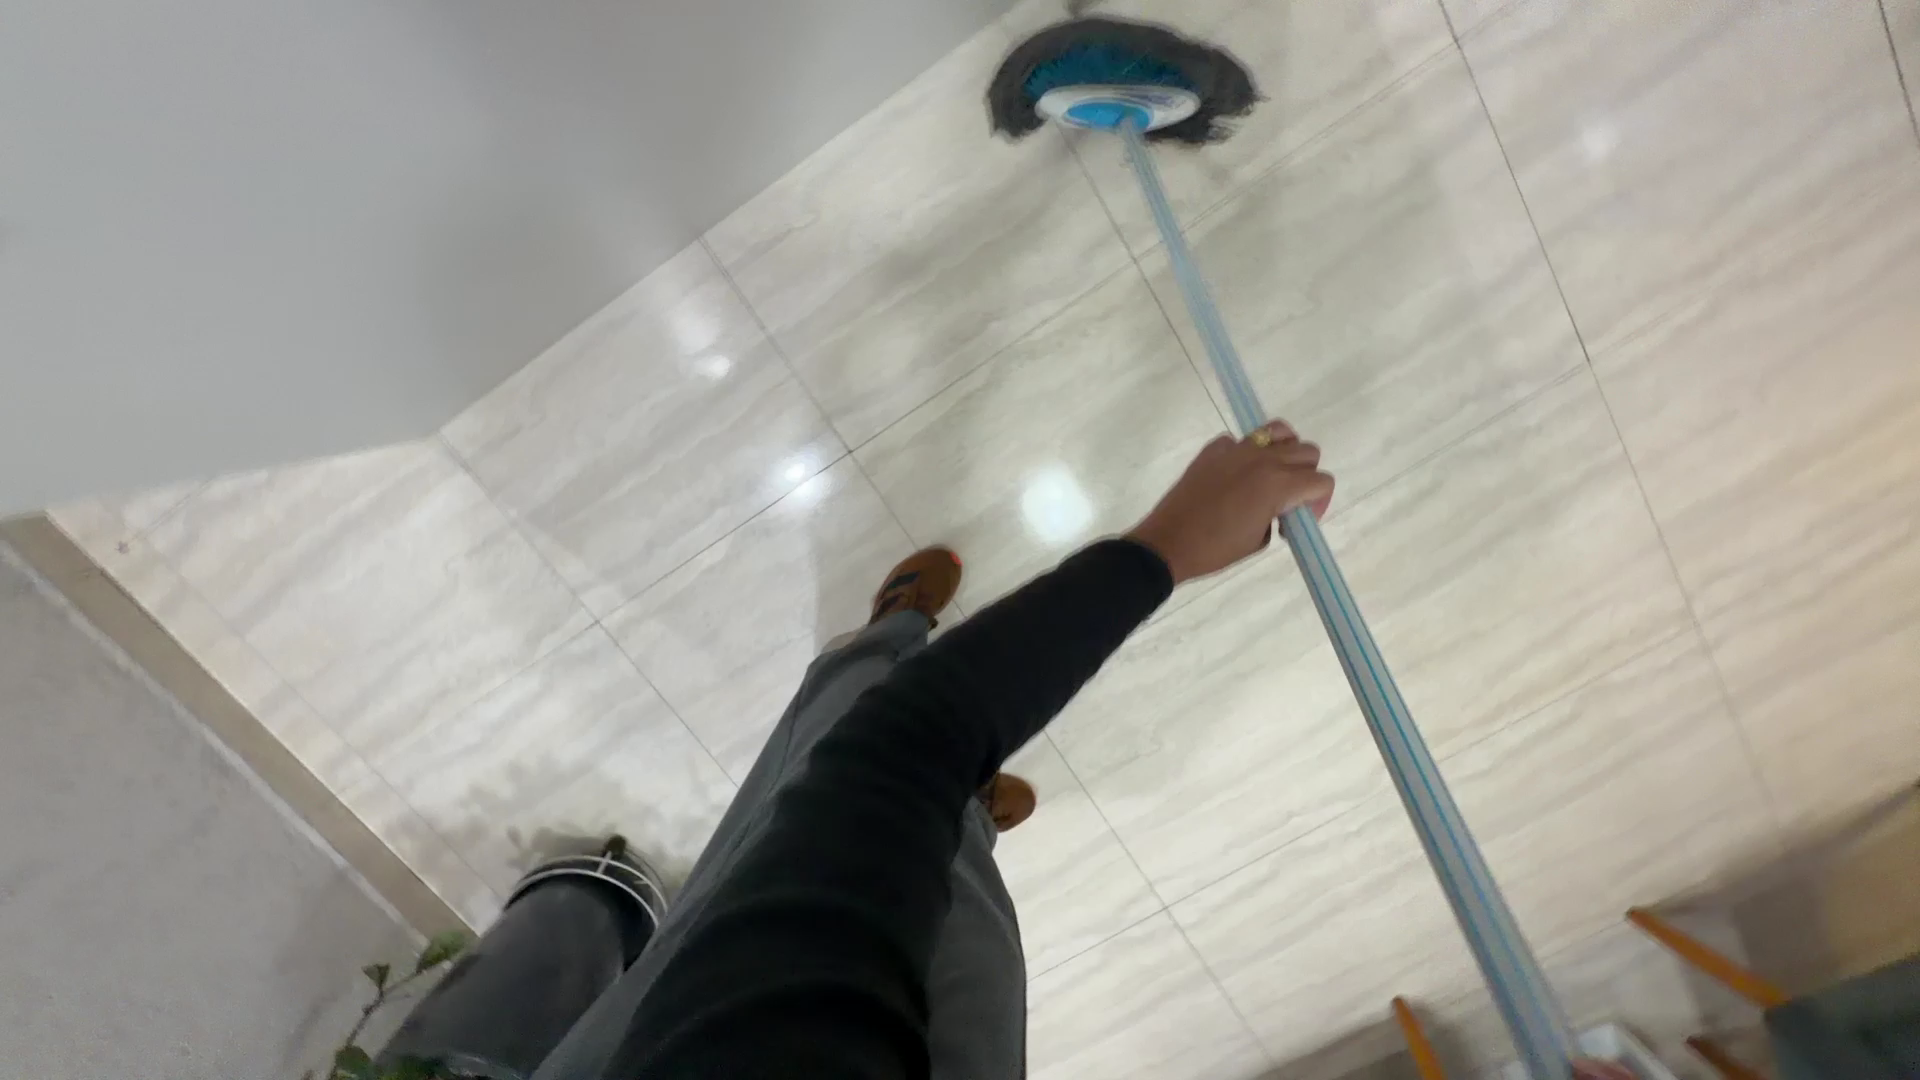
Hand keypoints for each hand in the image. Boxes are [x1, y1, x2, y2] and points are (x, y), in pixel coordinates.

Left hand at [1126, 420, 1334, 585]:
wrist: (1168, 543)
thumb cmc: (1215, 550)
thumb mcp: (1260, 539)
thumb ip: (1280, 515)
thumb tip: (1280, 506)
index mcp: (1279, 484)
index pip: (1322, 480)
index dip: (1318, 502)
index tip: (1300, 520)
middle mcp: (1262, 459)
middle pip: (1306, 451)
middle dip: (1305, 476)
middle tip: (1287, 500)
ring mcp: (1235, 449)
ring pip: (1278, 431)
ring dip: (1283, 451)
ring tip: (1271, 476)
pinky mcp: (1211, 450)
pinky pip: (1239, 440)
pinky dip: (1245, 453)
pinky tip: (1234, 476)